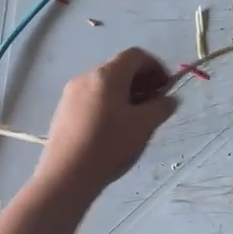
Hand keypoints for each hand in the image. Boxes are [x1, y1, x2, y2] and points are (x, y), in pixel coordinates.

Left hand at [37, 48, 177, 191]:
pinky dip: (109, 103)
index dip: (156, 66)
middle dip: (142, 81)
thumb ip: (161, 107)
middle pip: (120, 68)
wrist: (65, 177)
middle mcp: (86, 77)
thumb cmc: (109, 145)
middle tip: (155, 103)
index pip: (136, 55)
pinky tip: (114, 127)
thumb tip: (169, 99)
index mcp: (107, 75)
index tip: (166, 87)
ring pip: (105, 84)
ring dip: (126, 93)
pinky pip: (92, 97)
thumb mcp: (144, 125)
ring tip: (137, 117)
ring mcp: (71, 94)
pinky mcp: (63, 111)